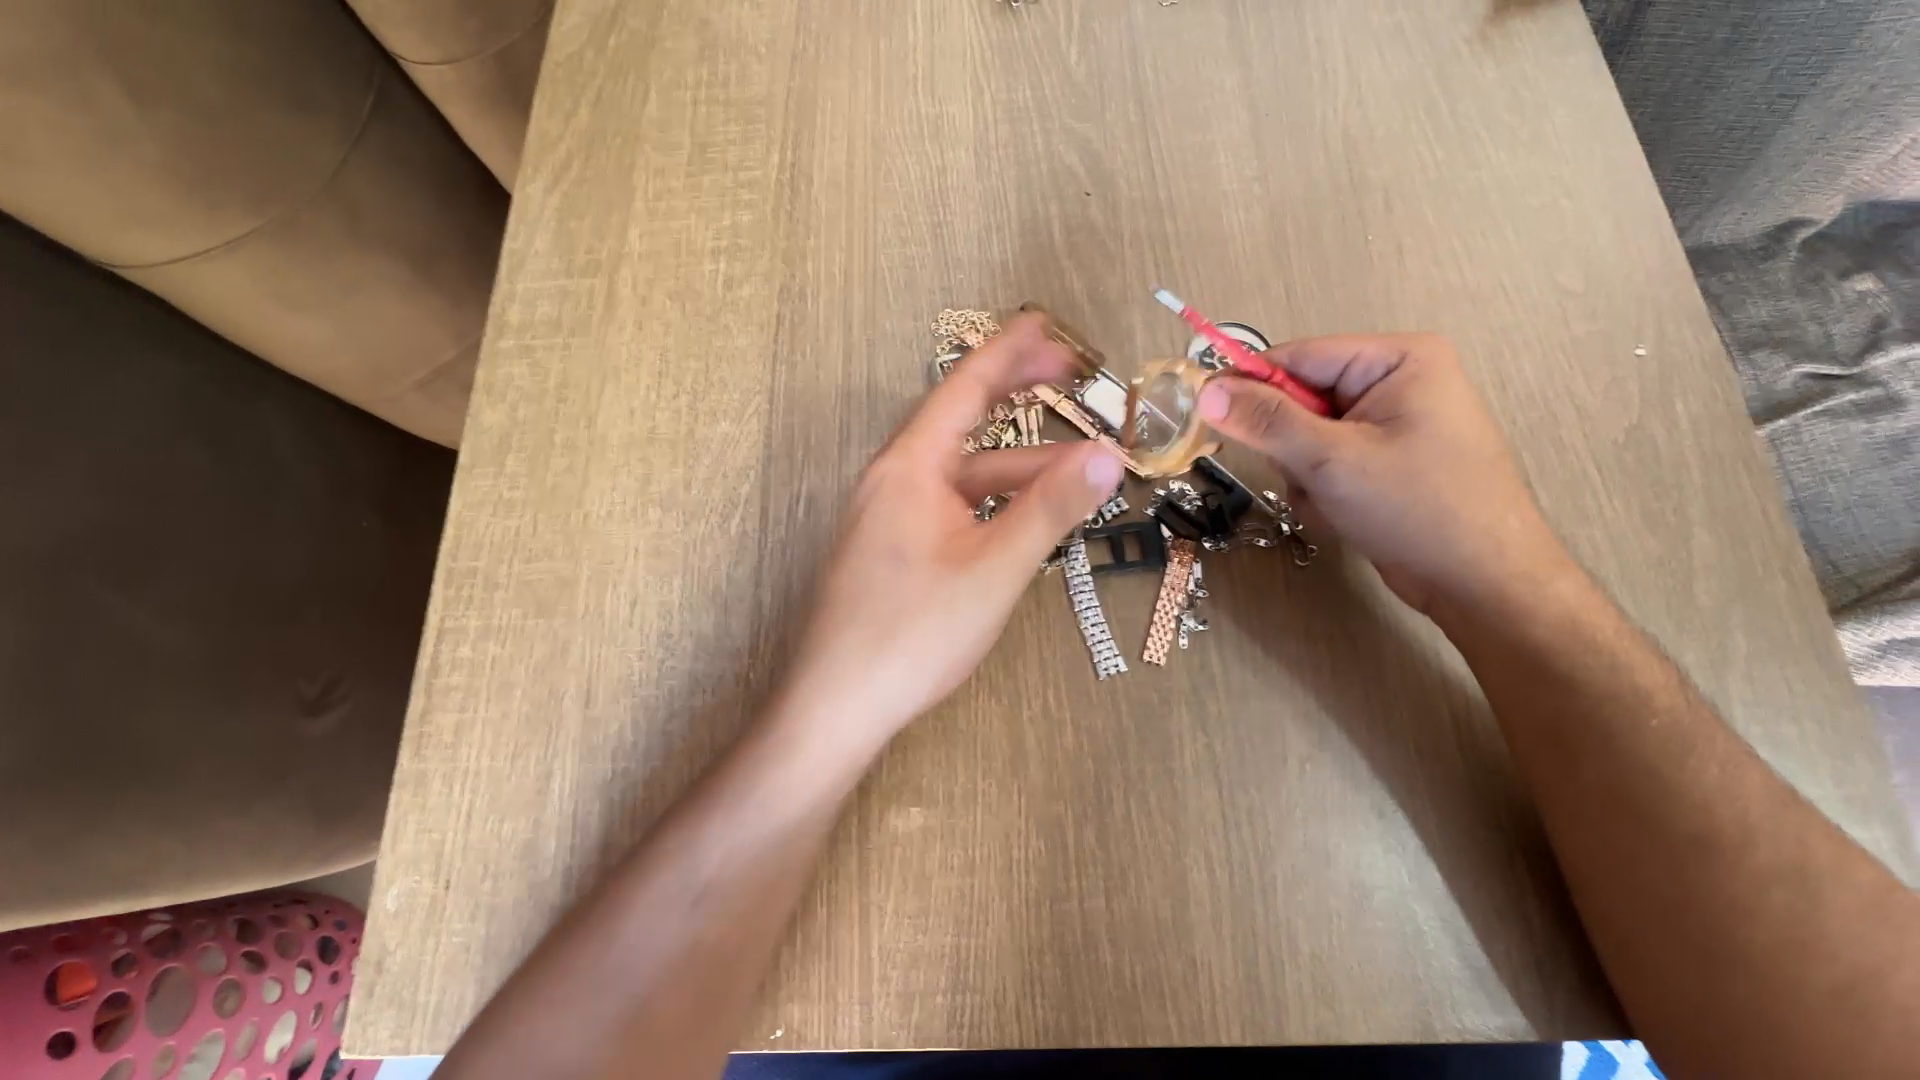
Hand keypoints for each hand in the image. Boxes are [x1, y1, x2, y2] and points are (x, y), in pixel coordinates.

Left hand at [777, 313, 1125, 744]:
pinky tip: (1024, 520)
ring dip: (1016, 467)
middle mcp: (892, 480)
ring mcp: (887, 517)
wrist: (838, 705)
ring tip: (1075, 469)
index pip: (965, 387)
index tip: (1048, 323)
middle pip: (964, 423)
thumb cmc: (912, 633)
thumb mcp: (995, 567)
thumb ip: (1051, 507)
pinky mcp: (890, 552)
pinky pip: (950, 507)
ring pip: (962, 475)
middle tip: (1072, 378)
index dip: (1009, 350)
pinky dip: (992, 503)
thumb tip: (1107, 454)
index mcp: (909, 467)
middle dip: (1020, 400)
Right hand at [1197, 333, 1565, 614]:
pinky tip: (1343, 512)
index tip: (1208, 416)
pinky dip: (1322, 488)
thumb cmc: (1418, 509)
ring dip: (1304, 472)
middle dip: (1291, 445)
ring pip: (1308, 435)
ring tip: (1331, 501)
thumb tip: (1207, 393)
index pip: (1298, 356)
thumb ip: (1265, 422)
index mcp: (1398, 359)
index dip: (1250, 386)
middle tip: (1303, 476)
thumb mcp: (1332, 460)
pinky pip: (1329, 460)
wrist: (1482, 582)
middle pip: (1301, 397)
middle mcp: (1398, 381)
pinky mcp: (1389, 460)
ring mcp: (1394, 423)